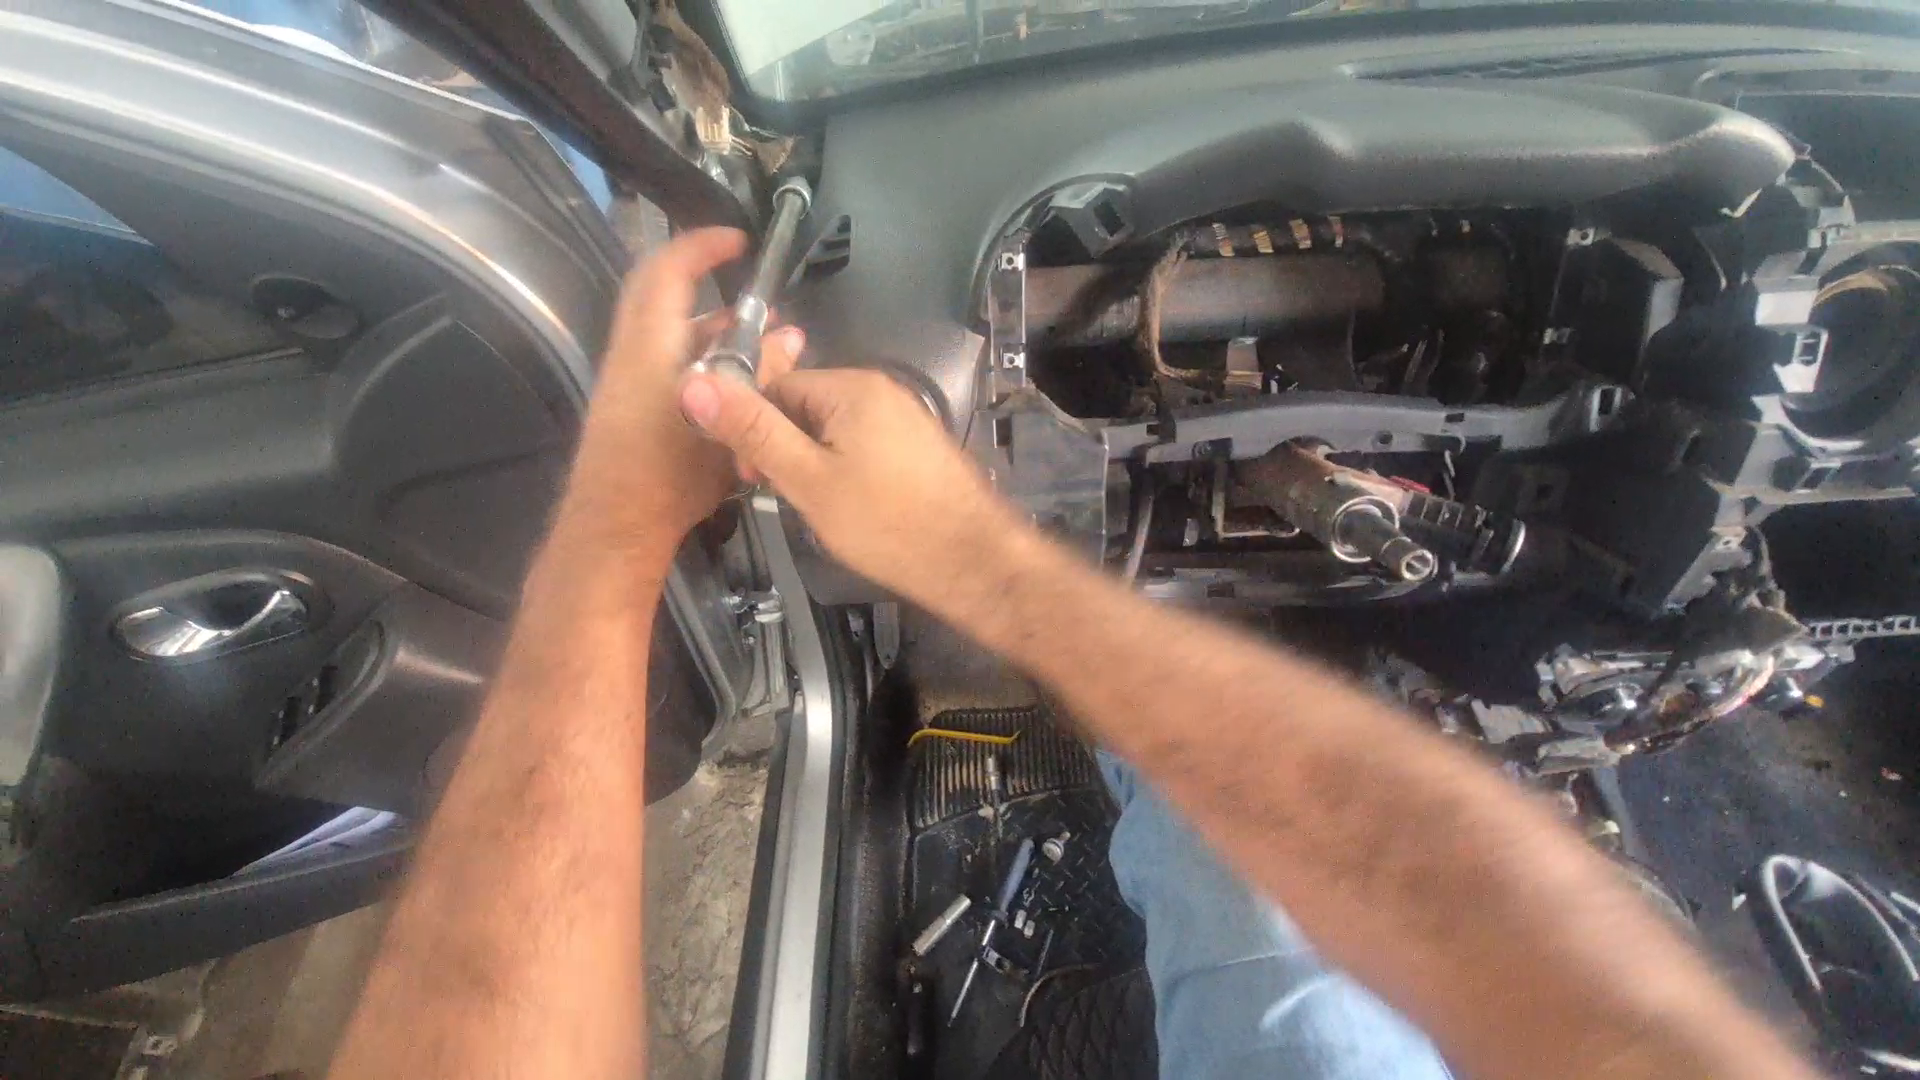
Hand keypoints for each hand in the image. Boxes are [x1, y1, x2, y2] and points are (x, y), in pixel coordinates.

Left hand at [562, 228, 803, 557]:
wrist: (615, 526)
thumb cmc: (668, 477)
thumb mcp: (727, 425)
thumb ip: (759, 379)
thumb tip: (790, 337)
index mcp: (650, 348)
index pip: (667, 271)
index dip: (701, 246)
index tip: (738, 242)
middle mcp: (632, 352)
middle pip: (664, 296)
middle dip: (710, 289)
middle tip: (757, 300)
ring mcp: (627, 378)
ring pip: (671, 333)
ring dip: (713, 331)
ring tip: (762, 346)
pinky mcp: (632, 404)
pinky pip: (669, 361)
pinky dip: (703, 360)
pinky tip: (738, 386)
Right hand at [678, 367, 1027, 607]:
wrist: (971, 562)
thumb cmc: (886, 523)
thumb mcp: (808, 479)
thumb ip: (754, 431)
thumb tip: (694, 384)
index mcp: (853, 388)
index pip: (777, 388)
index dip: (753, 430)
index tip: (751, 477)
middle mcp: (883, 392)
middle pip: (806, 409)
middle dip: (785, 449)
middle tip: (786, 498)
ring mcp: (906, 420)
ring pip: (834, 433)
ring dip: (814, 465)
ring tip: (821, 509)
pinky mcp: (918, 450)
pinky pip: (864, 448)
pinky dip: (846, 473)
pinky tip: (852, 509)